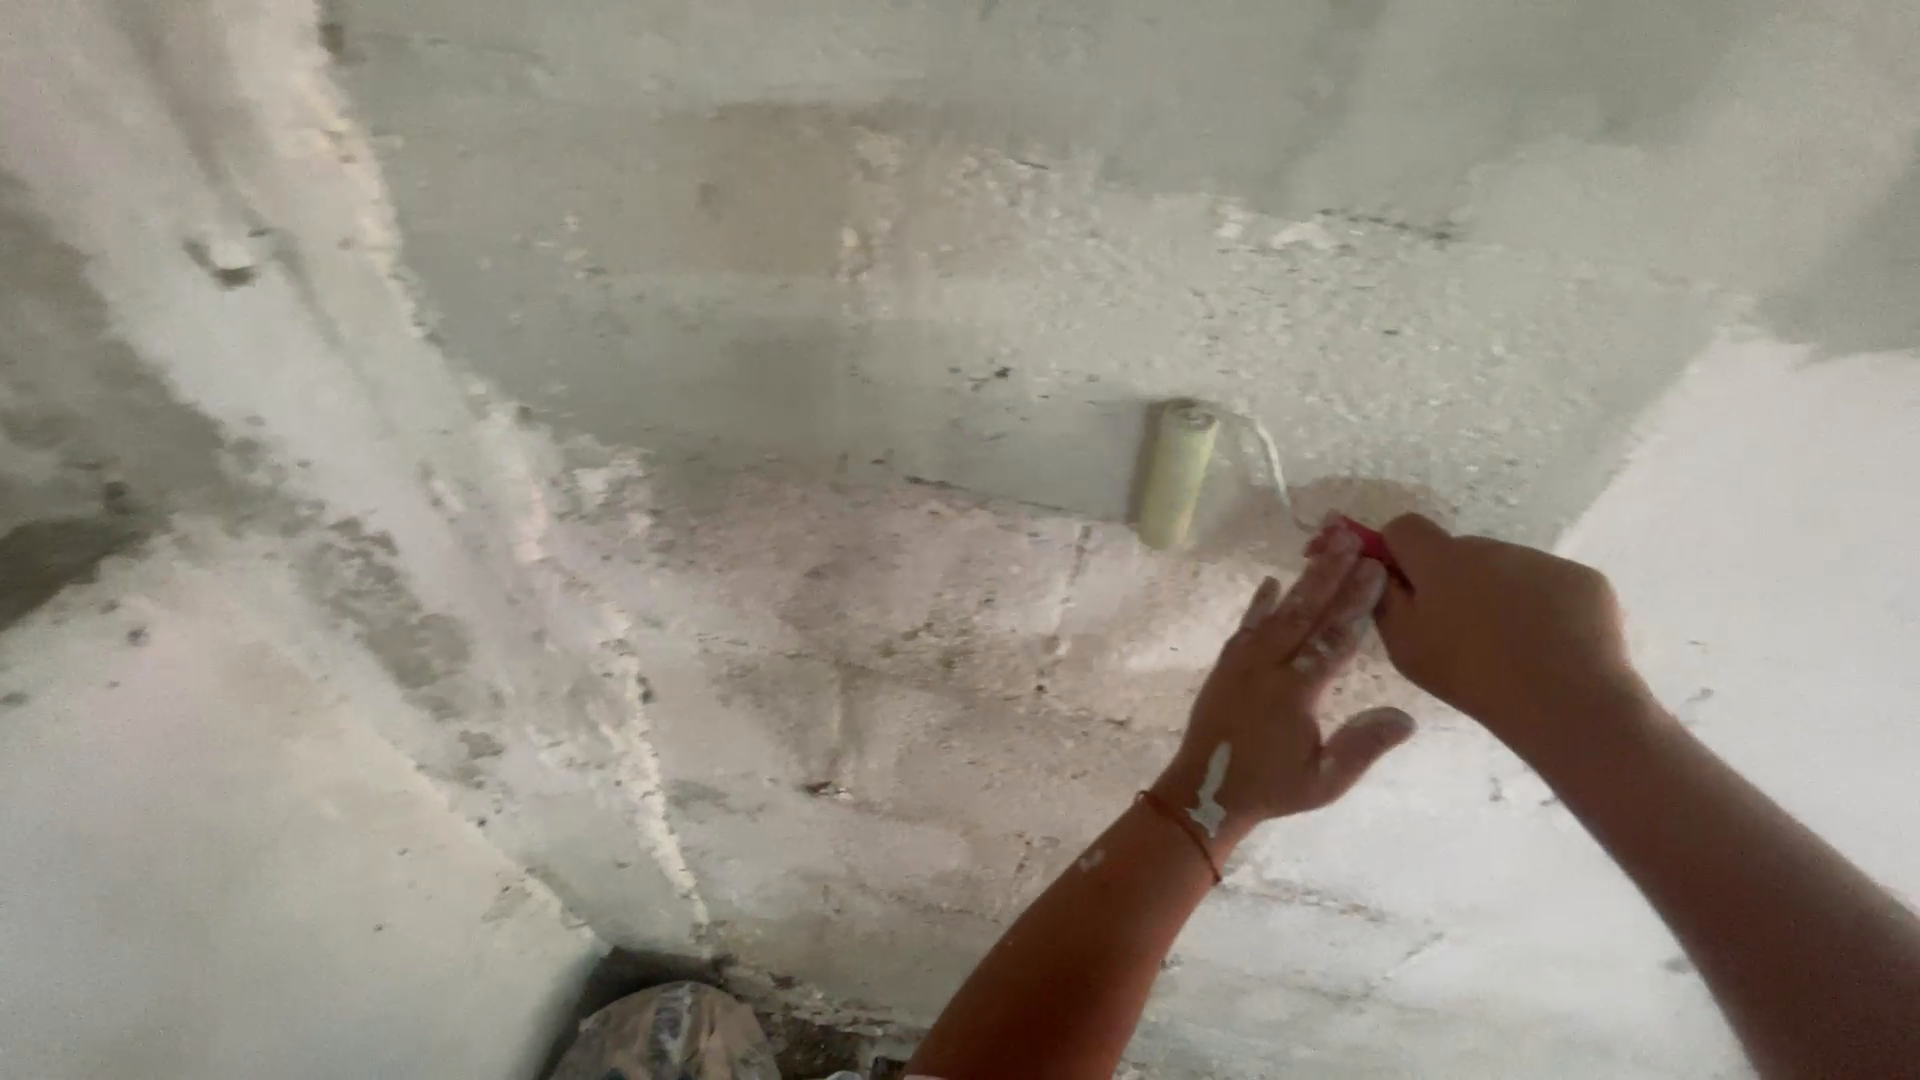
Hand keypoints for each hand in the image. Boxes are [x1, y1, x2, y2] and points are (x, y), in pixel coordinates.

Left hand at [1150, 523, 1416, 848]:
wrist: (1204, 790)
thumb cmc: (1270, 788)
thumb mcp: (1325, 780)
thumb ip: (1362, 746)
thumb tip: (1406, 716)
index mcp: (1293, 693)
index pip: (1332, 640)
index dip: (1355, 604)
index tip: (1375, 572)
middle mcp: (1265, 668)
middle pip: (1303, 613)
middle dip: (1330, 576)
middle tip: (1352, 542)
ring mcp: (1240, 662)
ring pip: (1275, 613)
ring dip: (1300, 581)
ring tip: (1322, 551)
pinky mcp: (1225, 665)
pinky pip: (1245, 627)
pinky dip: (1259, 604)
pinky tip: (1271, 583)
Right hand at [1373, 513, 1649, 737]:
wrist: (1565, 701)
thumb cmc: (1468, 672)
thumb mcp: (1402, 643)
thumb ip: (1385, 597)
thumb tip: (1383, 569)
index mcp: (1441, 559)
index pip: (1405, 527)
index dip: (1397, 552)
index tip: (1403, 586)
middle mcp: (1490, 547)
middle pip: (1456, 550)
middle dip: (1450, 578)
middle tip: (1456, 628)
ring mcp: (1541, 560)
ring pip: (1503, 567)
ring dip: (1494, 591)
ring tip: (1506, 641)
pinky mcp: (1583, 579)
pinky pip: (1546, 582)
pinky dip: (1539, 604)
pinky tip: (1544, 642)